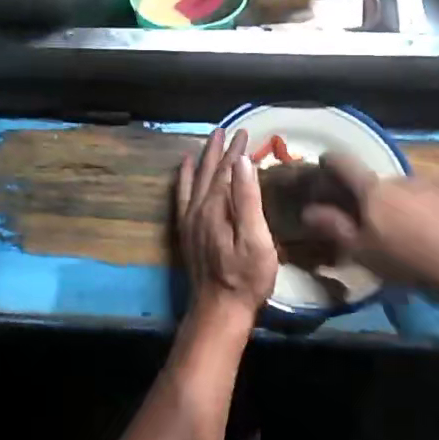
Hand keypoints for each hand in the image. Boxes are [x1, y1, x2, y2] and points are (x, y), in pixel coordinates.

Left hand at [175, 130, 277, 331]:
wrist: (219, 309)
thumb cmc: (246, 277)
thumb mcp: (256, 240)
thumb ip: (247, 199)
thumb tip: (242, 162)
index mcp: (216, 207)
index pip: (227, 170)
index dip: (236, 151)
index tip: (245, 133)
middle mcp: (198, 208)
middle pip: (210, 171)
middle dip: (220, 150)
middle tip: (228, 131)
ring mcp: (190, 219)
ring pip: (195, 180)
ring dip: (203, 159)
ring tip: (208, 141)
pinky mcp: (187, 231)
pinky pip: (182, 196)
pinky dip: (184, 179)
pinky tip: (186, 169)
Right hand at [301, 152, 438, 312]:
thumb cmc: (407, 259)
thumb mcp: (361, 251)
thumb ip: (333, 227)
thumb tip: (308, 210)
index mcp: (371, 188)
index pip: (342, 161)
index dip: (328, 162)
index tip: (322, 170)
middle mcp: (399, 178)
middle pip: (374, 181)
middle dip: (367, 197)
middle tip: (366, 223)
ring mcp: (431, 185)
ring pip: (403, 191)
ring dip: (396, 205)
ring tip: (401, 234)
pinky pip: (428, 200)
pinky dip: (422, 212)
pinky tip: (429, 237)